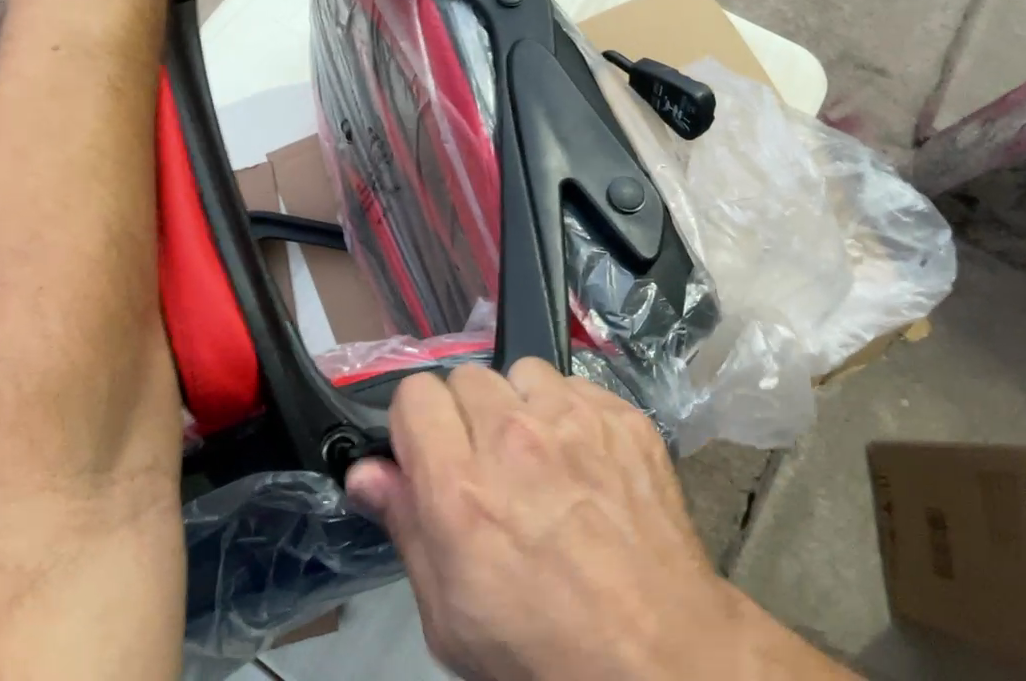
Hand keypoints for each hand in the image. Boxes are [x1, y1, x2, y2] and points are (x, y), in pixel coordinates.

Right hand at [347, 360, 853, 680]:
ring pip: (522, 373)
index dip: (417, 425)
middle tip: (486, 465)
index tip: (429, 455)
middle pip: (466, 377)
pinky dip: (571, 412)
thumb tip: (366, 471)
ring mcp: (577, 422)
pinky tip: (582, 458)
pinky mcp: (625, 420)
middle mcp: (515, 439)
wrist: (659, 655)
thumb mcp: (448, 614)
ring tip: (537, 455)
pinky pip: (577, 386)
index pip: (415, 394)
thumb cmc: (543, 647)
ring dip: (519, 406)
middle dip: (466, 416)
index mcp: (460, 487)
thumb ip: (404, 526)